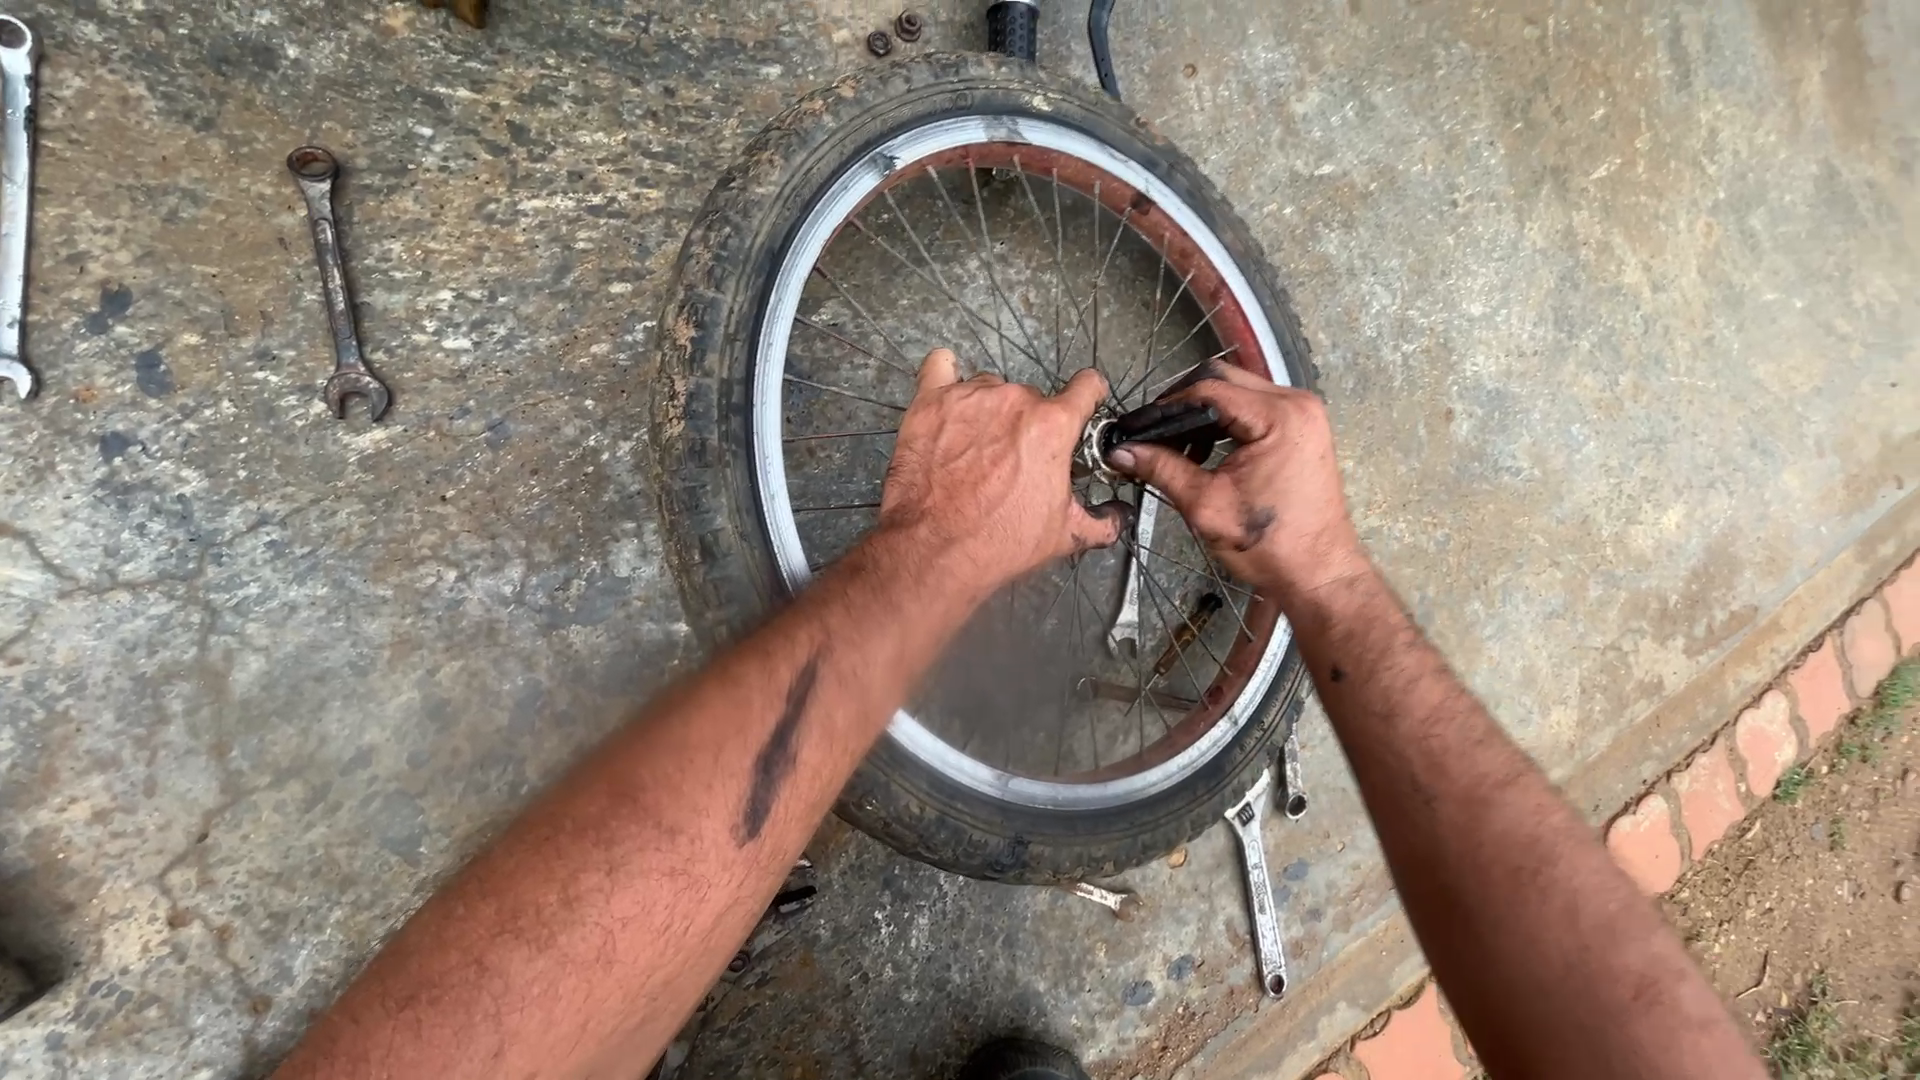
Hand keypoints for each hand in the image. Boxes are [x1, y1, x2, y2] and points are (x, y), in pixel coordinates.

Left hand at [875, 349, 1124, 597]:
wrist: (934, 548)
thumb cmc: (997, 541)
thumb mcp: (1064, 535)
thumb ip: (1101, 521)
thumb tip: (1116, 517)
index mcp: (1052, 425)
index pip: (1086, 387)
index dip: (1088, 396)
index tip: (1083, 402)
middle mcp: (1013, 401)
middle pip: (1032, 398)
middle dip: (1029, 424)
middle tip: (1015, 459)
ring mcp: (968, 397)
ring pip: (990, 389)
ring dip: (989, 411)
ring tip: (975, 448)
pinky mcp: (930, 402)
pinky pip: (939, 368)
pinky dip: (945, 376)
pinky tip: (949, 396)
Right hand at [1108, 362, 1367, 602]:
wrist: (1317, 573)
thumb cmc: (1269, 544)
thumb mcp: (1205, 504)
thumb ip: (1161, 469)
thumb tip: (1121, 452)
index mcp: (1278, 417)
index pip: (1209, 390)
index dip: (1167, 406)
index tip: (1138, 427)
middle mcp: (1297, 403)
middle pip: (1224, 380)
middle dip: (1183, 404)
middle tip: (1153, 434)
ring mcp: (1303, 414)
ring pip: (1237, 391)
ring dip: (1203, 413)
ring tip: (1175, 447)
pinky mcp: (1301, 428)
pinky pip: (1253, 408)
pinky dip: (1224, 422)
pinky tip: (1203, 451)